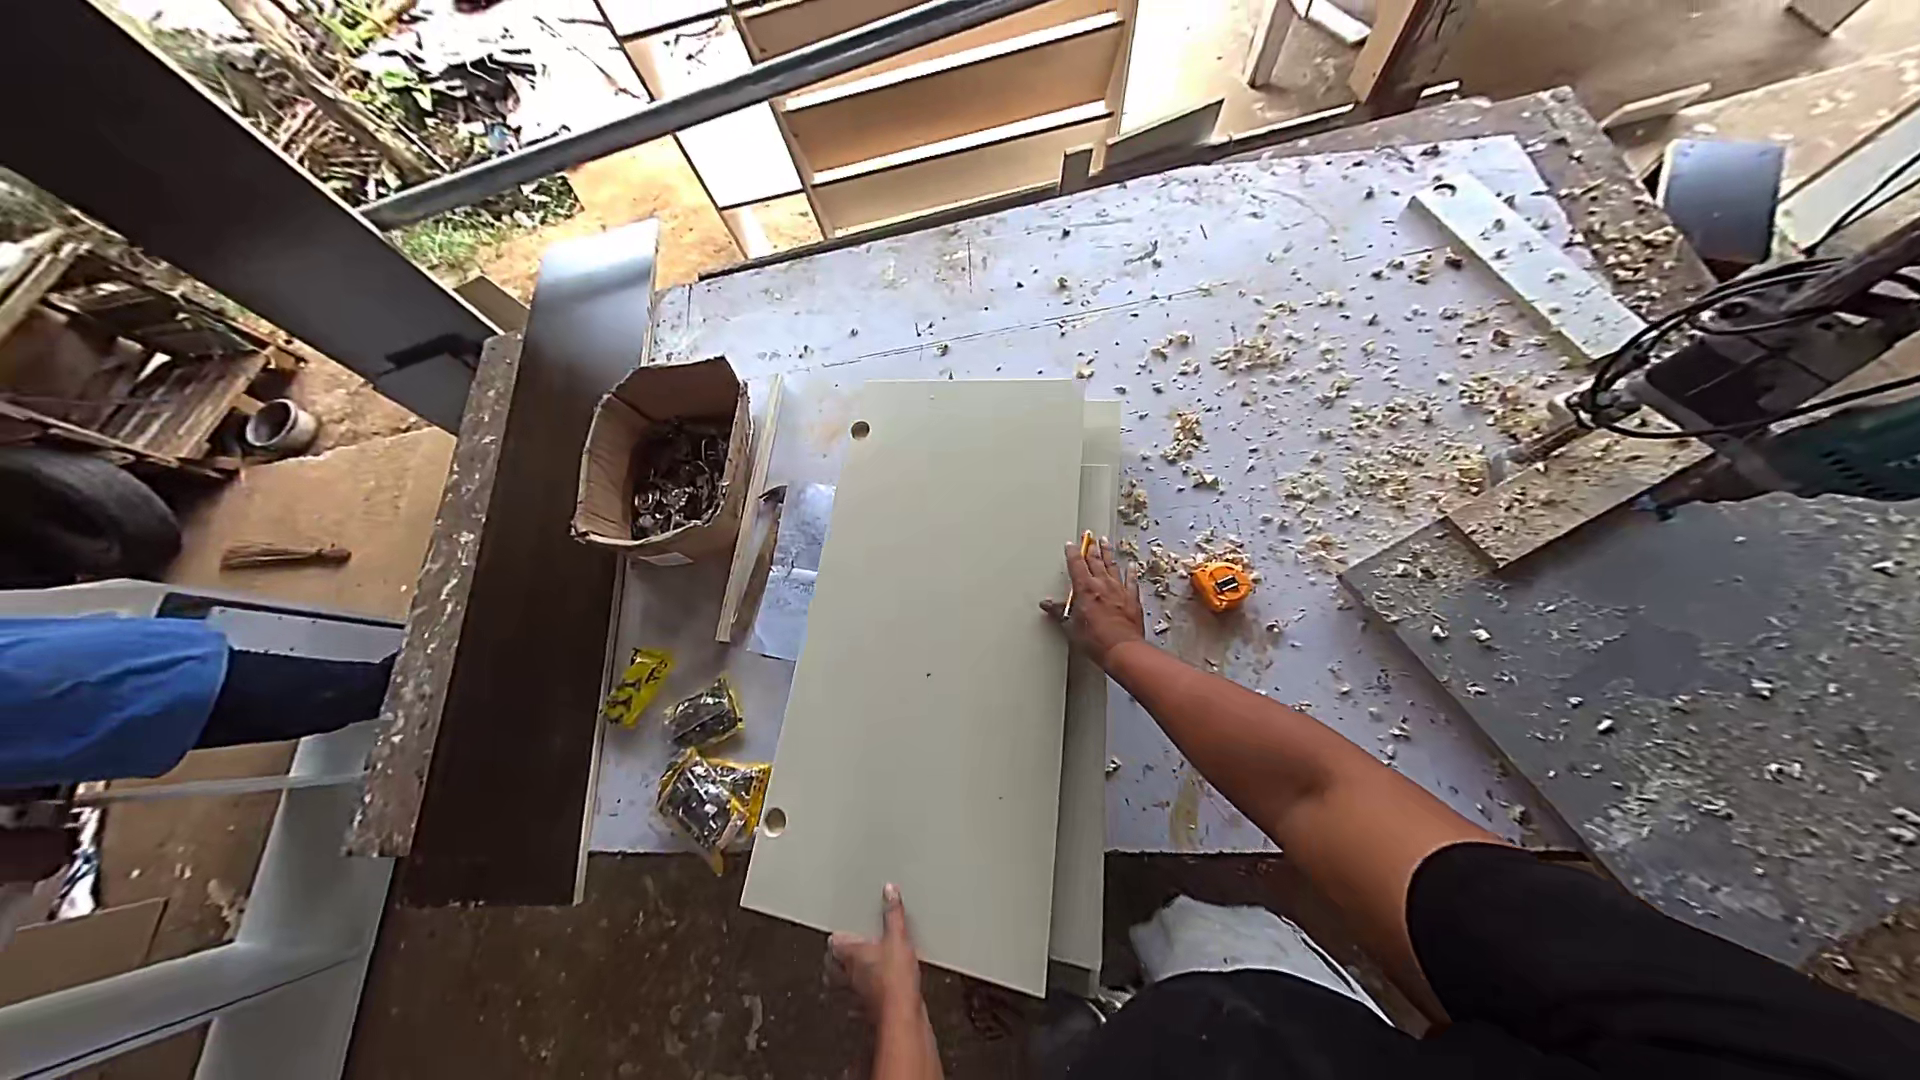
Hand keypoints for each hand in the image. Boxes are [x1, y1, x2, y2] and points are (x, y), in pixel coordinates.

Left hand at [830, 883, 924, 1022]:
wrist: (903, 1016)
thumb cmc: (895, 979)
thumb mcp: (899, 936)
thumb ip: (893, 913)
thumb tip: (890, 891)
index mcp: (853, 955)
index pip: (835, 944)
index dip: (836, 938)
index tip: (837, 933)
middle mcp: (850, 976)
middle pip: (832, 969)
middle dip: (832, 962)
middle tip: (833, 955)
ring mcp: (858, 997)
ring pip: (841, 989)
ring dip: (840, 983)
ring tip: (843, 977)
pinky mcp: (869, 1013)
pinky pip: (857, 1006)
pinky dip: (857, 1002)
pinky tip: (864, 1000)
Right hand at [1040, 535, 1145, 666]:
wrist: (1121, 648)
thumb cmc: (1095, 639)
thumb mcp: (1070, 626)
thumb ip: (1058, 612)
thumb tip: (1047, 605)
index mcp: (1084, 588)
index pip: (1076, 564)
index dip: (1072, 552)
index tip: (1070, 544)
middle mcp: (1102, 584)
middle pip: (1095, 560)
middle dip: (1090, 547)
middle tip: (1089, 537)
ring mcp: (1119, 590)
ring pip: (1112, 566)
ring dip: (1108, 553)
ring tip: (1106, 541)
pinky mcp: (1131, 598)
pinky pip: (1131, 580)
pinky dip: (1131, 572)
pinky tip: (1132, 565)